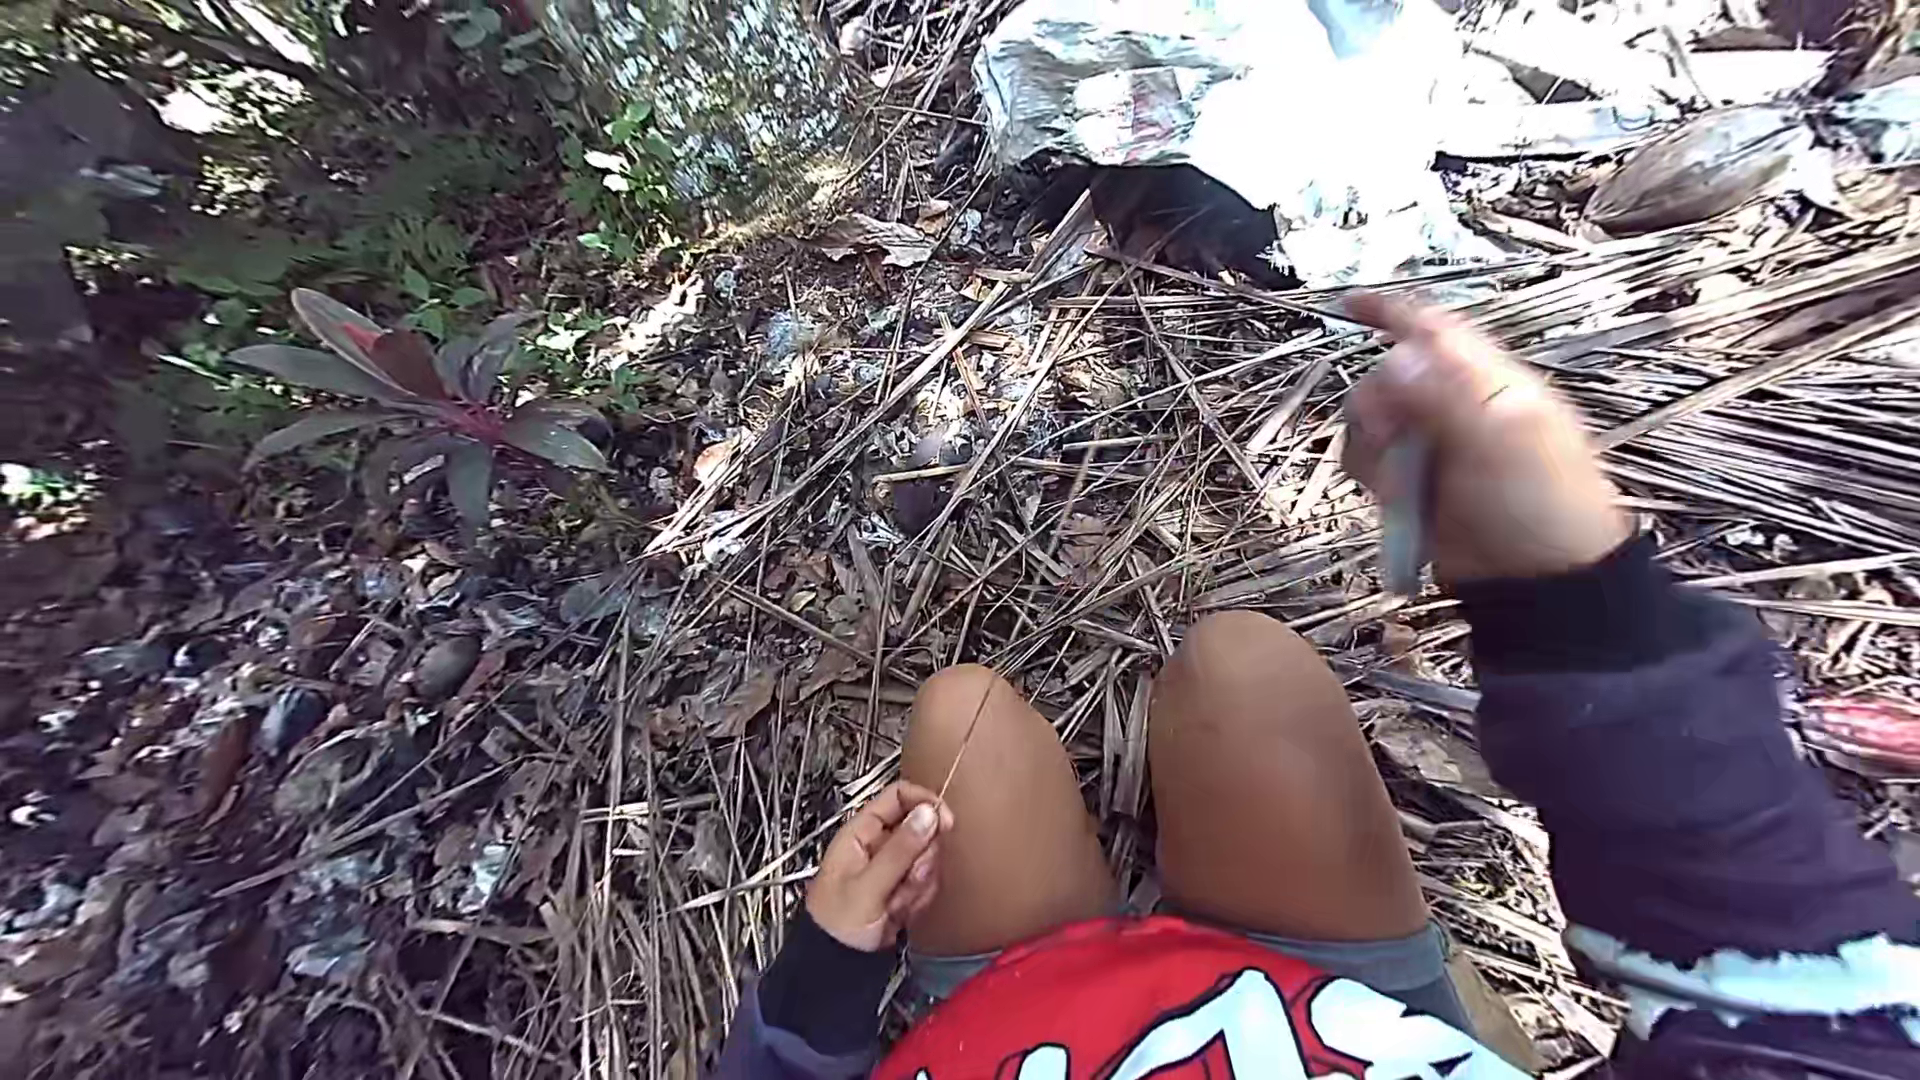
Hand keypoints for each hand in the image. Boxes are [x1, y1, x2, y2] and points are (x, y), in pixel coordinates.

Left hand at [806, 781, 954, 951]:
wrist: (836, 970)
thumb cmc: (836, 926)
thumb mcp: (868, 886)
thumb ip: (900, 849)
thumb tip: (928, 813)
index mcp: (862, 831)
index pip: (899, 795)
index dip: (924, 802)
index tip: (944, 821)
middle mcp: (880, 842)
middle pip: (920, 826)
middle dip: (922, 855)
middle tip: (909, 877)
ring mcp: (893, 864)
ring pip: (927, 855)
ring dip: (919, 881)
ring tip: (896, 902)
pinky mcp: (904, 885)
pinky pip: (928, 880)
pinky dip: (919, 898)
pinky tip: (900, 911)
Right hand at [1342, 293, 1631, 582]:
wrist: (1532, 577)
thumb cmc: (1536, 505)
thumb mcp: (1500, 444)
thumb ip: (1444, 397)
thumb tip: (1393, 357)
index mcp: (1488, 385)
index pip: (1435, 332)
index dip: (1392, 313)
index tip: (1347, 303)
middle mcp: (1451, 407)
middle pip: (1386, 379)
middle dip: (1376, 402)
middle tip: (1390, 434)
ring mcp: (1426, 444)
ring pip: (1368, 419)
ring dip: (1369, 441)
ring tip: (1394, 473)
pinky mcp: (1406, 478)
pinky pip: (1364, 456)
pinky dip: (1365, 467)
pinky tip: (1387, 488)